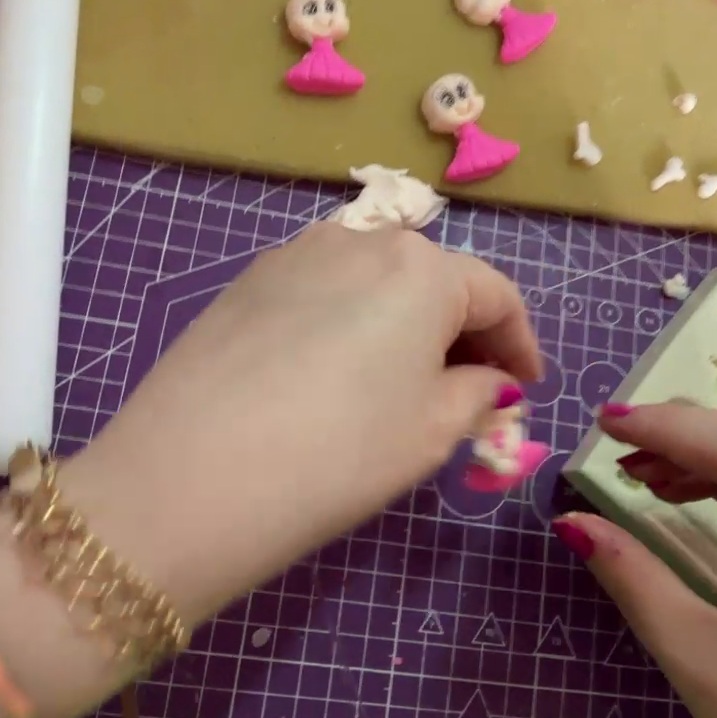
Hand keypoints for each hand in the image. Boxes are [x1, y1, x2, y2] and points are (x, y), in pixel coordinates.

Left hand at [65, 223, 541, 623]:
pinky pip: (323, 292)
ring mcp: (295, 254)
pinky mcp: (247, 281)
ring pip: (375, 283)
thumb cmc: (338, 455)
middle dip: (462, 334)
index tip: (527, 388)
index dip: (520, 344)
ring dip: (404, 326)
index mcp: (421, 268)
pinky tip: (336, 372)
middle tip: (469, 392)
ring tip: (402, 383)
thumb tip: (487, 381)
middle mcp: (360, 240)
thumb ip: (477, 394)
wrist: (189, 478)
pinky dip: (351, 324)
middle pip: (434, 281)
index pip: (496, 295)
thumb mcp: (431, 433)